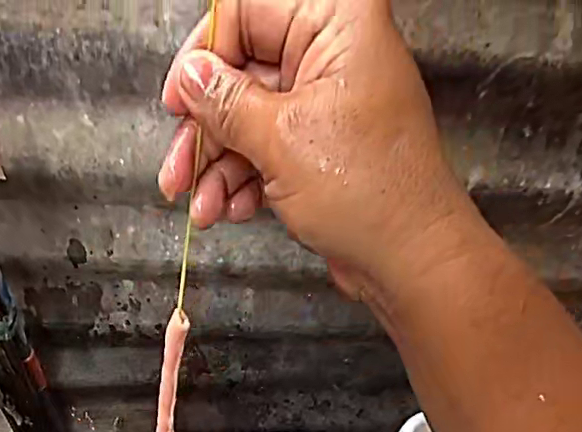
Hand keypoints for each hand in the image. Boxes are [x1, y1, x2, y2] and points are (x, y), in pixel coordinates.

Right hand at [156, 0, 481, 302]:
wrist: (404, 256)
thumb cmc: (369, 192)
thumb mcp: (281, 141)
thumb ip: (227, 104)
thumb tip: (191, 76)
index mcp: (333, 22)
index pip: (246, 11)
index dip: (203, 57)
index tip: (177, 102)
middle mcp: (328, 56)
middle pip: (240, 77)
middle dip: (204, 133)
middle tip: (177, 174)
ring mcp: (321, 107)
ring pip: (246, 124)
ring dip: (217, 170)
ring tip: (202, 209)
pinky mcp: (316, 151)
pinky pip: (264, 155)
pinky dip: (241, 184)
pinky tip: (230, 210)